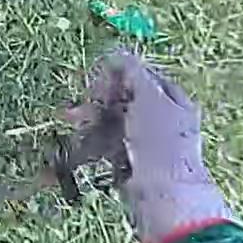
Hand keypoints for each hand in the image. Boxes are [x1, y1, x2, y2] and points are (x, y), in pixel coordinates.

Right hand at [84, 51, 235, 242]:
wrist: (162, 191)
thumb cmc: (160, 142)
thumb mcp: (150, 99)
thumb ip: (134, 74)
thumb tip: (118, 51)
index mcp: (171, 100)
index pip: (139, 76)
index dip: (117, 74)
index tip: (96, 78)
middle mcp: (158, 116)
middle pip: (119, 95)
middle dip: (96, 96)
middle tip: (84, 101)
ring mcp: (140, 137)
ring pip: (105, 116)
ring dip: (86, 115)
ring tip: (70, 119)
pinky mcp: (123, 154)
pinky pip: (99, 137)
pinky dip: (86, 135)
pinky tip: (77, 136)